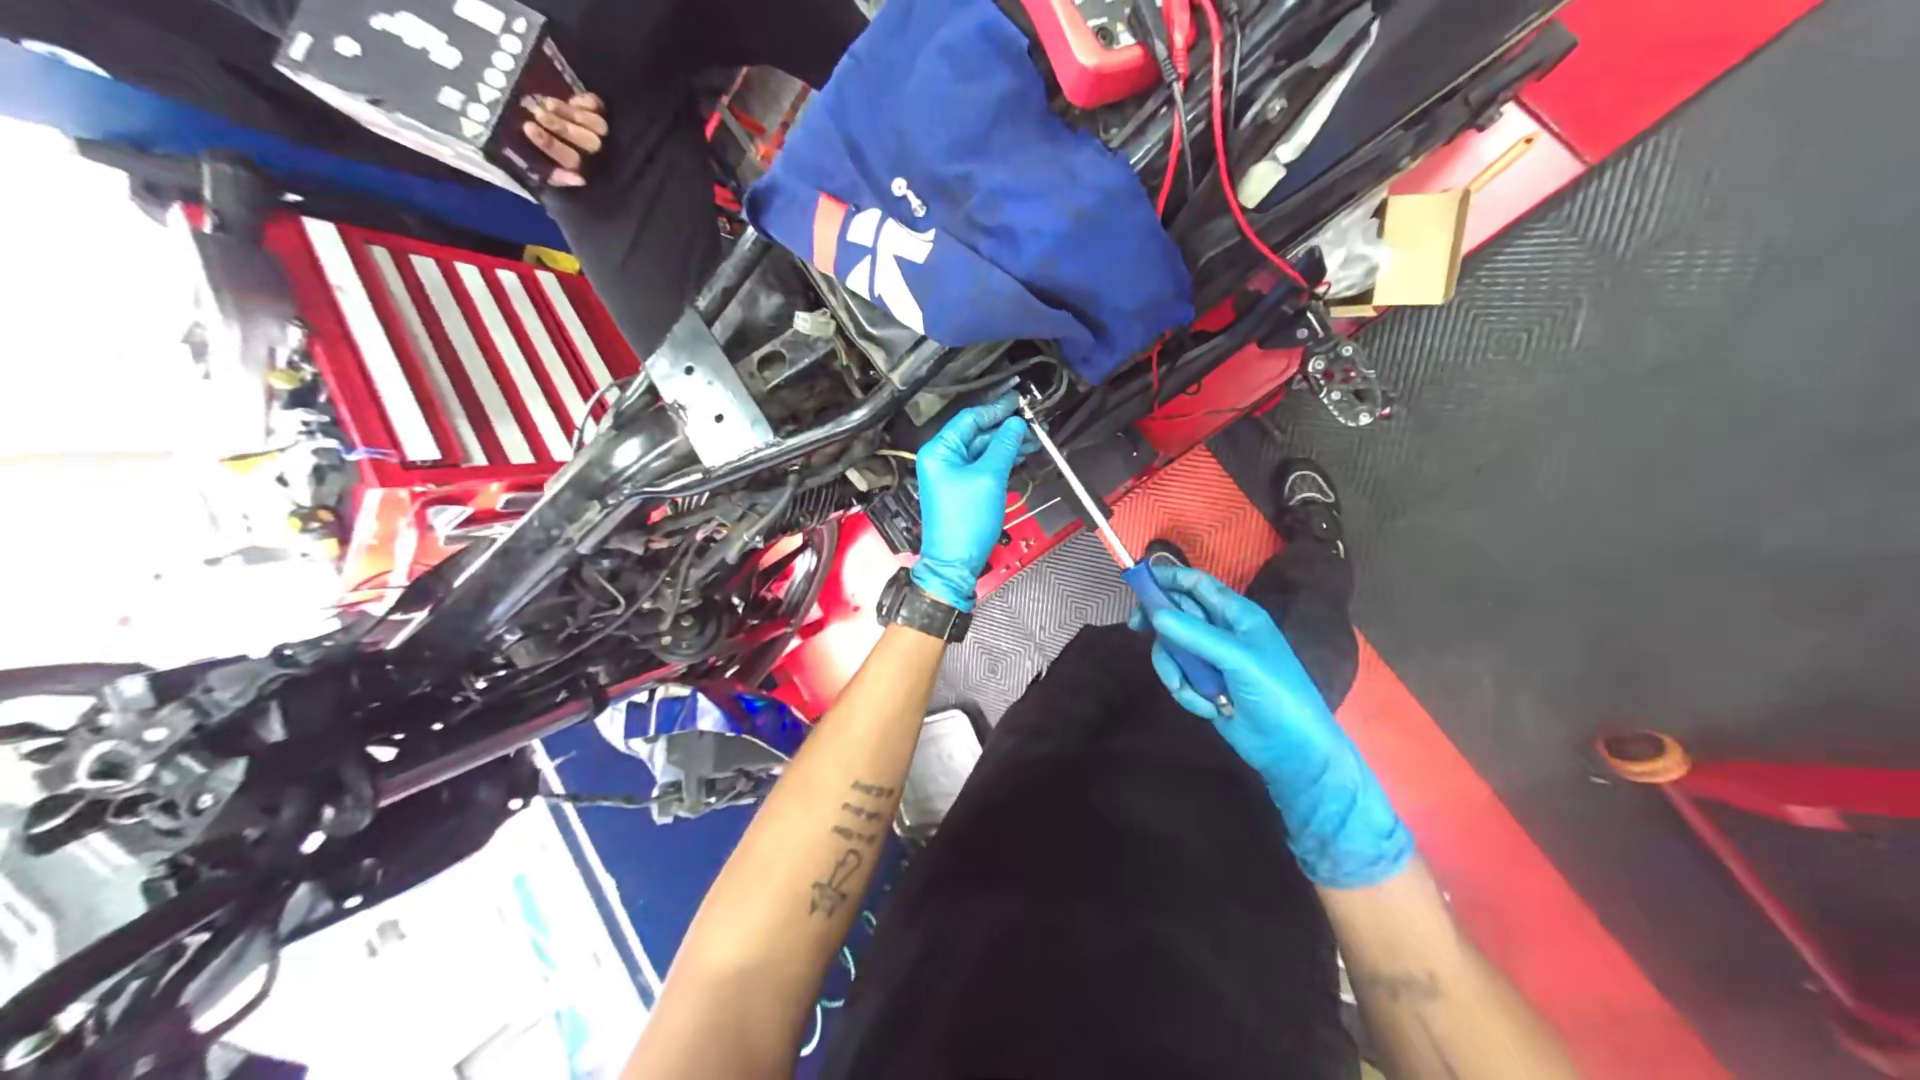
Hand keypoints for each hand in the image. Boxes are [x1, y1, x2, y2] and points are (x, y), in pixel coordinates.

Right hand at [521, 93, 605, 186]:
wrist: (565, 139)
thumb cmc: (556, 160)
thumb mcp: (551, 173)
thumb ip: (557, 177)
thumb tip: (576, 179)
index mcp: (583, 169)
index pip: (570, 159)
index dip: (550, 144)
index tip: (528, 127)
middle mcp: (598, 152)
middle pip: (586, 140)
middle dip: (560, 126)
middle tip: (537, 112)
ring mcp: (604, 133)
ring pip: (595, 123)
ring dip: (569, 112)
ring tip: (547, 103)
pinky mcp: (604, 114)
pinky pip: (600, 107)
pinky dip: (586, 102)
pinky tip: (571, 99)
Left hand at [908, 395, 1030, 610]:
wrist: (955, 561)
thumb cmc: (964, 525)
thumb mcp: (990, 478)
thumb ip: (1003, 447)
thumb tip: (1015, 425)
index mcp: (938, 451)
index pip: (969, 418)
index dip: (996, 410)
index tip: (1016, 403)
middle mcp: (940, 459)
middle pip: (976, 433)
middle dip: (1005, 430)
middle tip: (1031, 426)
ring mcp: (949, 474)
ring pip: (981, 450)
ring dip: (1005, 446)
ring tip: (1031, 442)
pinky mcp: (959, 488)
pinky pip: (980, 466)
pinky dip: (999, 461)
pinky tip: (1017, 457)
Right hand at [1129, 564, 1412, 886]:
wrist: (1293, 749)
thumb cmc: (1276, 693)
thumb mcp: (1238, 659)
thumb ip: (1195, 634)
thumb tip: (1153, 612)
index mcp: (1237, 614)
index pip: (1196, 583)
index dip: (1166, 577)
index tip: (1136, 583)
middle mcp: (1221, 631)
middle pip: (1176, 613)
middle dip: (1159, 623)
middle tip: (1136, 628)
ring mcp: (1210, 659)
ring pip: (1171, 648)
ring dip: (1174, 670)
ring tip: (1194, 691)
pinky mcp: (1203, 684)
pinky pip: (1177, 676)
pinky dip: (1186, 692)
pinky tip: (1210, 708)